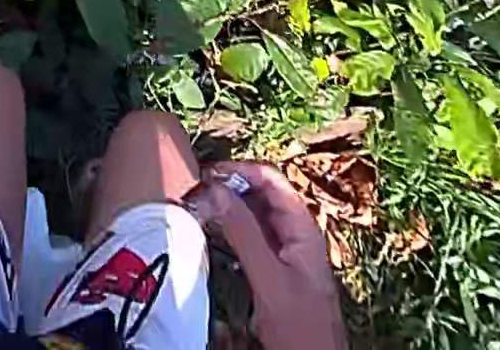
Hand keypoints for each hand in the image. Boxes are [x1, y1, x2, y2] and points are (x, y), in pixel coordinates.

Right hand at [203, 161, 346, 349]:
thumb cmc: (299, 329)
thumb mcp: (269, 279)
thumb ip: (243, 232)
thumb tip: (213, 188)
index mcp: (303, 229)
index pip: (270, 179)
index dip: (239, 170)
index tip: (206, 175)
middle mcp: (295, 232)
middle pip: (259, 191)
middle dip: (228, 185)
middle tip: (196, 190)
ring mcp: (285, 249)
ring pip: (252, 210)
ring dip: (225, 204)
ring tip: (197, 205)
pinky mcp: (273, 264)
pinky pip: (248, 231)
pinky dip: (228, 223)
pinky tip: (210, 228)